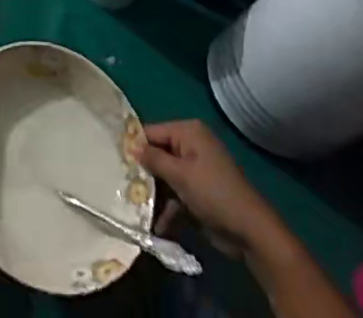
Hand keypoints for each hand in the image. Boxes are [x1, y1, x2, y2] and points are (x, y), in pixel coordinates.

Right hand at [130, 120, 280, 252]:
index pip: (152, 132)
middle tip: (120, 188)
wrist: (249, 230)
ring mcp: (194, 170)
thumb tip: (131, 146)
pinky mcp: (196, 192)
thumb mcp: (180, 174)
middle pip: (157, 155)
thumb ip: (153, 159)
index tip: (113, 161)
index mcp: (188, 132)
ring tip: (134, 210)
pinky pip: (174, 194)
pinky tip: (156, 227)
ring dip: (152, 196)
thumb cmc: (213, 193)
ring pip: (163, 178)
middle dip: (142, 174)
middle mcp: (190, 146)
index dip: (134, 146)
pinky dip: (166, 209)